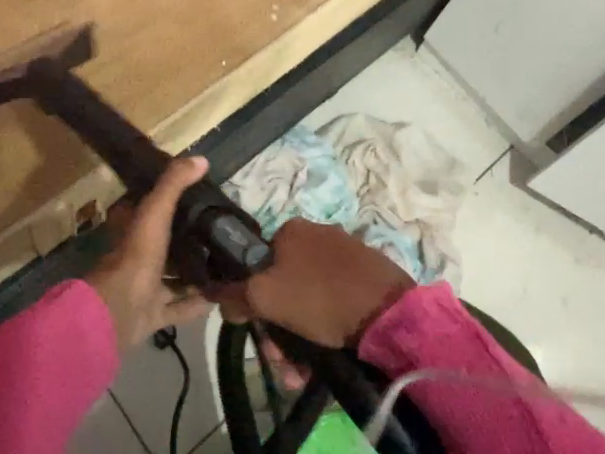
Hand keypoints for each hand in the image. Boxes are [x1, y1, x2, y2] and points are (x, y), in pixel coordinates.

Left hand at [85, 156, 215, 347]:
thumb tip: (201, 159)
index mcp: (134, 230)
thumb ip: (174, 185)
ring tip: (228, 264)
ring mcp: (145, 287)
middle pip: (168, 246)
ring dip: (197, 273)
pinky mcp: (153, 314)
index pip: (154, 210)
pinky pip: (180, 307)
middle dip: (192, 241)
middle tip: (224, 234)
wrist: (118, 310)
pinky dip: (199, 303)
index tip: (204, 199)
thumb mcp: (155, 212)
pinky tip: (221, 296)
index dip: (175, 204)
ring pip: (175, 278)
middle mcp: (139, 257)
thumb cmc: (136, 255)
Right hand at [218, 219, 413, 347]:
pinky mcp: (368, 276)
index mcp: (290, 229)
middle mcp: (316, 234)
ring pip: (308, 300)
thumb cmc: (319, 297)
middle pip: (282, 287)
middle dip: (277, 329)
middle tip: (282, 362)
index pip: (257, 264)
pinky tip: (324, 360)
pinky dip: (325, 330)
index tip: (260, 333)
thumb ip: (233, 294)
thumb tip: (216, 295)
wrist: (388, 314)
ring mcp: (346, 254)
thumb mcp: (264, 297)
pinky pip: (334, 304)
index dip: (253, 302)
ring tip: (302, 374)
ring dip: (298, 339)